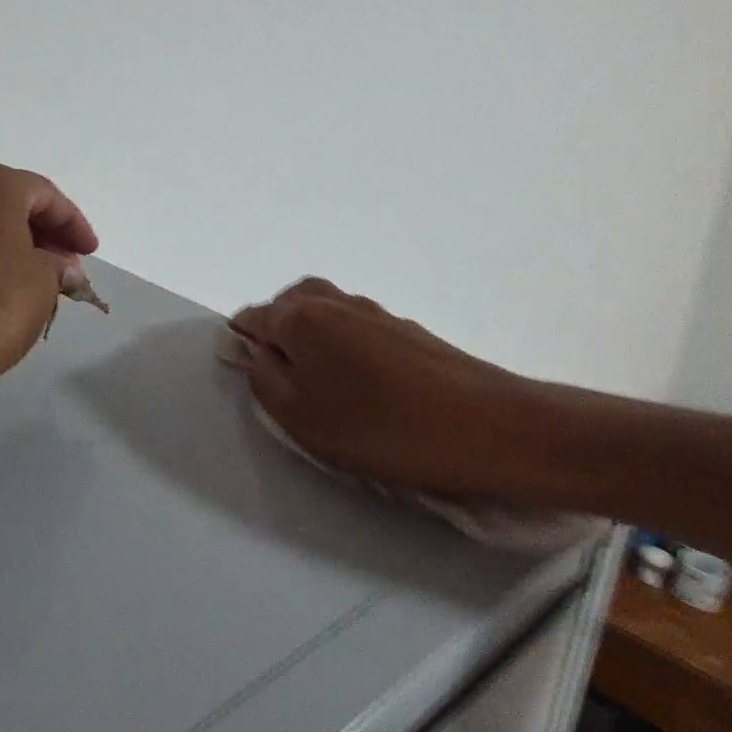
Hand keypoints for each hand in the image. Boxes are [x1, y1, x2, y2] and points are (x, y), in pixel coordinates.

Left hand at [0, 161, 98, 399]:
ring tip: (43, 279)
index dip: (74, 224)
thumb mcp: (45, 280)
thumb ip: (58, 264)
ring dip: (15, 245)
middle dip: (44, 233)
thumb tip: (59, 268)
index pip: (45, 195)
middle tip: (69, 265)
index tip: (91, 252)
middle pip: (10, 204)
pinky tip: (6, 286)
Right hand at [230, 278, 563, 501]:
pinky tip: (363, 384)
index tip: (243, 369)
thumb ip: (264, 382)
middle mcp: (336, 303)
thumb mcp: (299, 418)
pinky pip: (360, 328)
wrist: (490, 429)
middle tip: (279, 372)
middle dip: (276, 327)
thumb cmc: (380, 428)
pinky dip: (346, 345)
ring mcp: (378, 314)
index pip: (253, 317)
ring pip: (328, 311)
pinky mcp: (412, 333)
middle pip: (291, 302)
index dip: (240, 340)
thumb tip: (259, 356)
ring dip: (313, 334)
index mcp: (301, 318)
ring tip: (320, 381)